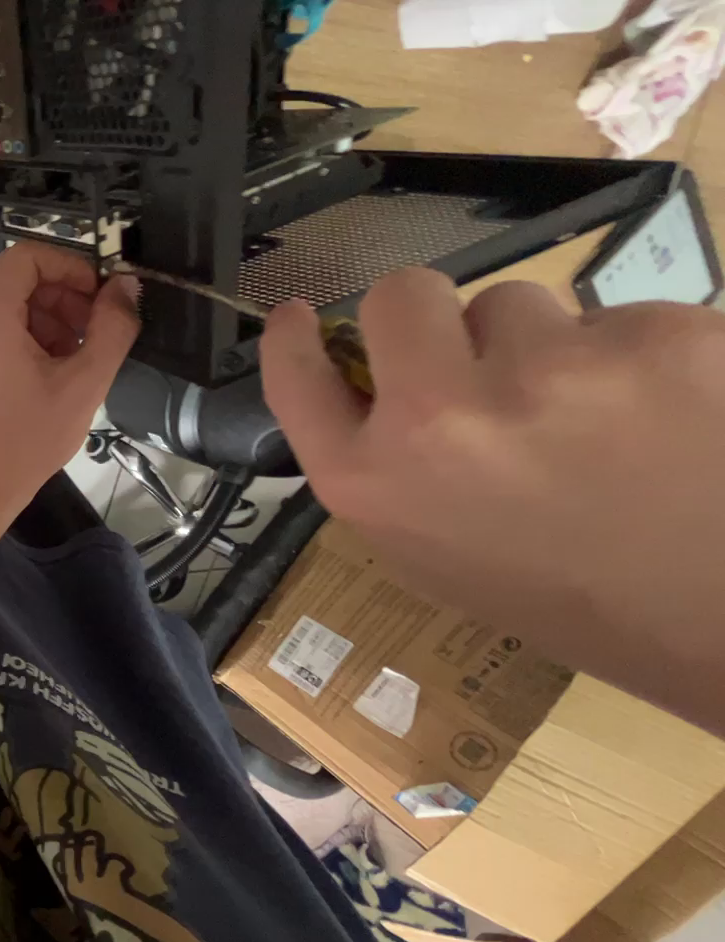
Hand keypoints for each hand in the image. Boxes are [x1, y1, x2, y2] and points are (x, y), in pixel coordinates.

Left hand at [0, 242, 140, 524]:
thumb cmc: (27, 442)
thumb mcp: (84, 382)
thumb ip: (112, 327)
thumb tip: (125, 287)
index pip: (25, 257)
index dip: (68, 265)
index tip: (97, 294)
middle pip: (19, 281)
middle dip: (64, 296)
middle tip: (96, 328)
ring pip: (12, 308)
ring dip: (53, 319)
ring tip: (79, 356)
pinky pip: (0, 334)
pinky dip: (33, 340)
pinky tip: (57, 372)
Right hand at [261, 268, 724, 727]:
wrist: (721, 616)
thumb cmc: (549, 591)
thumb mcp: (418, 547)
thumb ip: (376, 466)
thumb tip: (371, 392)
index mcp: (368, 477)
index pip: (296, 379)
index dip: (290, 340)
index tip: (296, 317)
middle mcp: (434, 415)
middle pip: (401, 296)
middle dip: (421, 317)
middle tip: (463, 356)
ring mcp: (549, 369)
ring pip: (515, 302)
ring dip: (531, 341)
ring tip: (580, 407)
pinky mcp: (662, 338)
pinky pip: (617, 316)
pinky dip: (629, 355)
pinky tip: (660, 412)